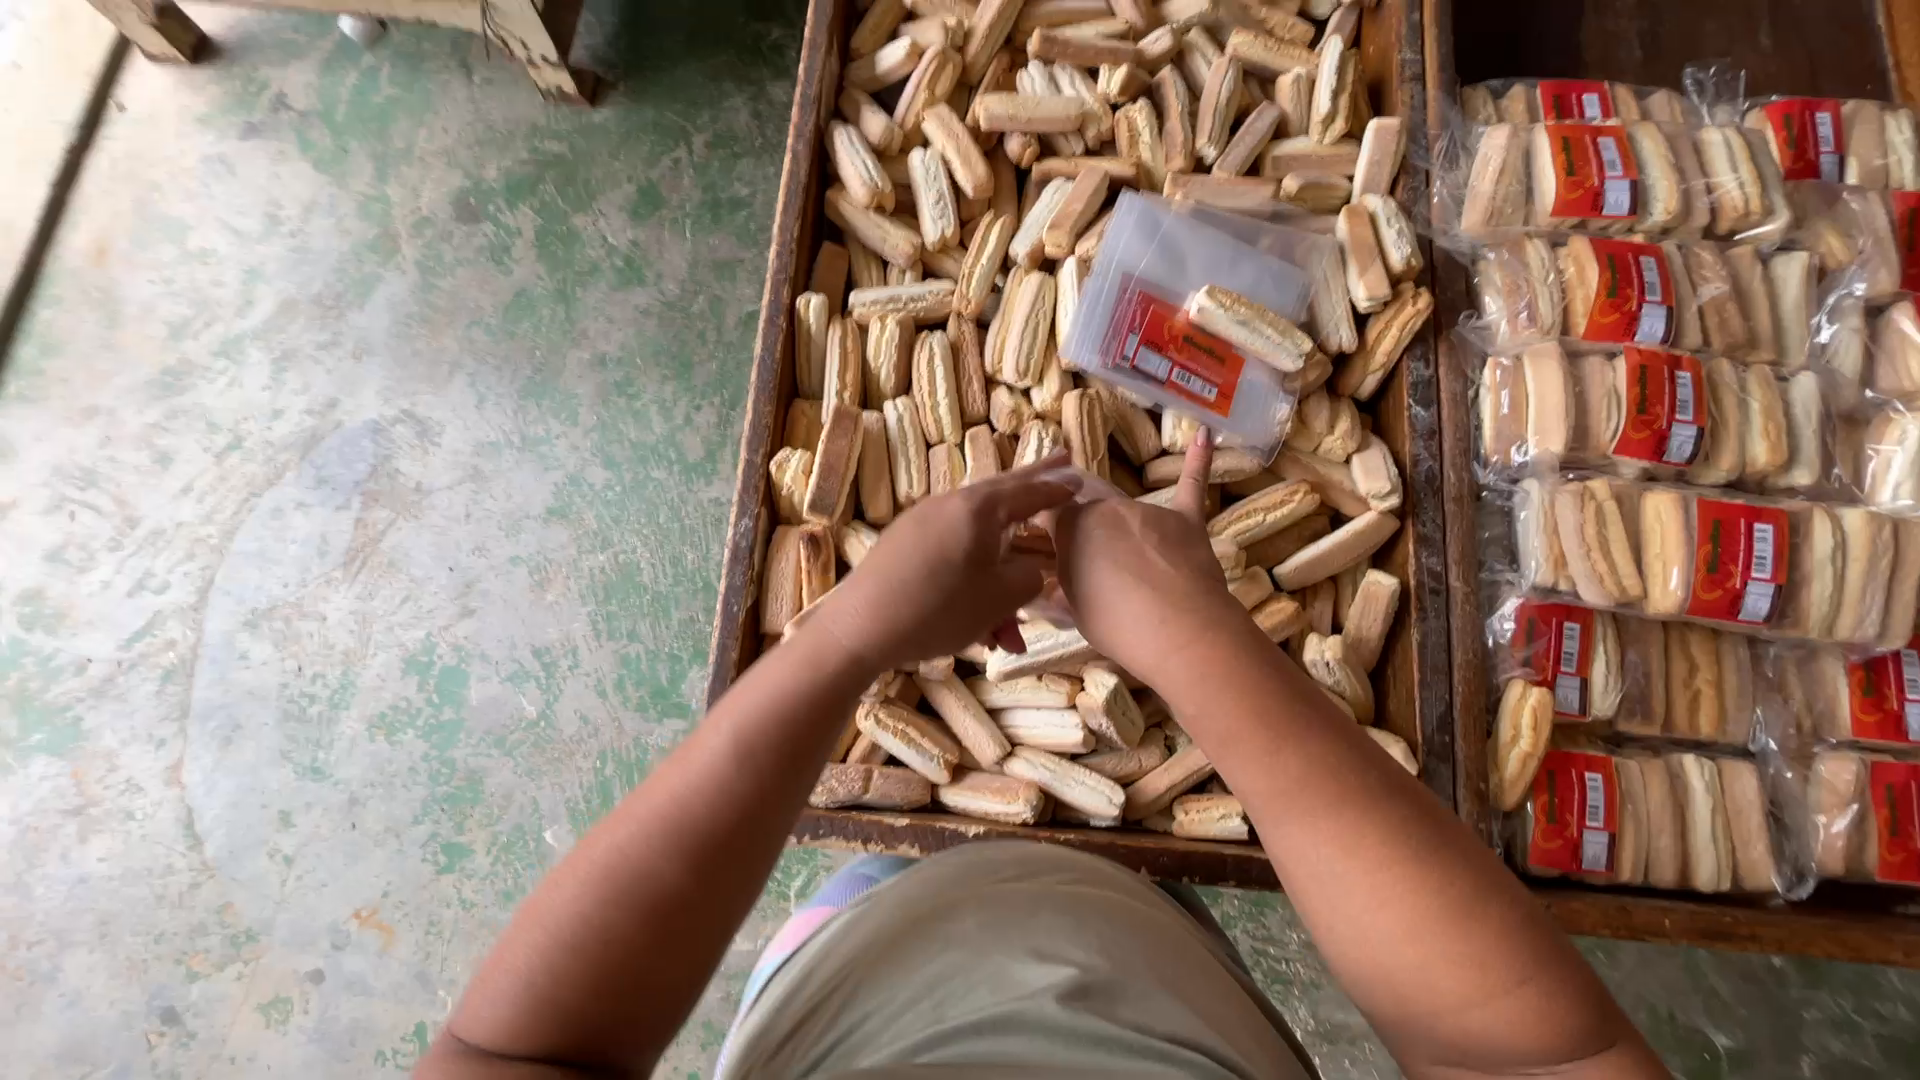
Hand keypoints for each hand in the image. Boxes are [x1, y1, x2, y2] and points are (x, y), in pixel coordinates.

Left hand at [806, 459, 1076, 673]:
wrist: (859, 629)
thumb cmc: (938, 609)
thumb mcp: (999, 598)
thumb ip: (1028, 579)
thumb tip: (1031, 570)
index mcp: (978, 508)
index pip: (1029, 491)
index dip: (1057, 488)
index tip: (1079, 481)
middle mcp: (948, 505)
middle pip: (1002, 495)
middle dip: (1035, 485)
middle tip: (1062, 461)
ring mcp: (921, 524)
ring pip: (975, 547)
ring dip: (996, 588)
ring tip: (1006, 636)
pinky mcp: (902, 548)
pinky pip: (950, 560)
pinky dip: (969, 589)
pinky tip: (975, 631)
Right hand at [1044, 435, 1249, 686]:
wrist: (1180, 634)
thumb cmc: (1116, 627)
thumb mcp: (1073, 612)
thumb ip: (1061, 589)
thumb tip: (1049, 587)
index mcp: (1071, 528)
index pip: (1048, 513)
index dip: (1042, 525)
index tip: (1035, 534)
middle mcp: (1105, 508)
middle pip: (1087, 510)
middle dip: (1084, 529)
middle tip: (1089, 562)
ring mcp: (1148, 512)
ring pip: (1126, 512)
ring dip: (1122, 531)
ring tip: (1132, 570)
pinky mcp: (1186, 521)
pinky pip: (1191, 486)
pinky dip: (1197, 461)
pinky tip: (1203, 435)